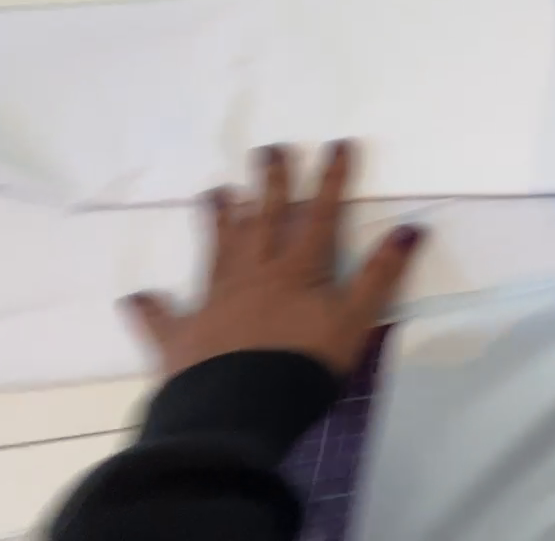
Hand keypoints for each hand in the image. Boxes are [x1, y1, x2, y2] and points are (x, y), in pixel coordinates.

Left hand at [121, 141, 424, 377]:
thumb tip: (411, 227)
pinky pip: (162, 319)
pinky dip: (151, 307)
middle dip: (270, 183)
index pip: (321, 213)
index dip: (331, 178)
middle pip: (263, 220)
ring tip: (215, 192)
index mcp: (299, 268)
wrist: (237, 415)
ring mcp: (212, 303)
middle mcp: (254, 274)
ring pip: (218, 252)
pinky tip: (137, 296)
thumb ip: (383, 271)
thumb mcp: (358, 316)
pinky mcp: (181, 337)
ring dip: (217, 221)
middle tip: (266, 150)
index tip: (336, 145)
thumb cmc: (306, 361)